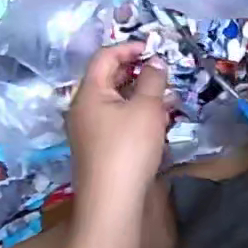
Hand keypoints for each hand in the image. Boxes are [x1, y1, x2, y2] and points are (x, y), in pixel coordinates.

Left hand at [66, 42, 170, 214]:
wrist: (113, 200)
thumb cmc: (129, 147)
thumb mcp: (147, 108)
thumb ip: (153, 80)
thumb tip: (156, 62)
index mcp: (89, 94)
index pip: (105, 57)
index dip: (129, 48)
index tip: (154, 48)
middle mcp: (83, 108)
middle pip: (107, 77)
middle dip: (136, 69)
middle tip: (163, 70)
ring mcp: (89, 129)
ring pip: (114, 99)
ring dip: (139, 91)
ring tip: (165, 95)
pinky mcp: (99, 146)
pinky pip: (117, 117)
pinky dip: (136, 110)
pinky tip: (156, 119)